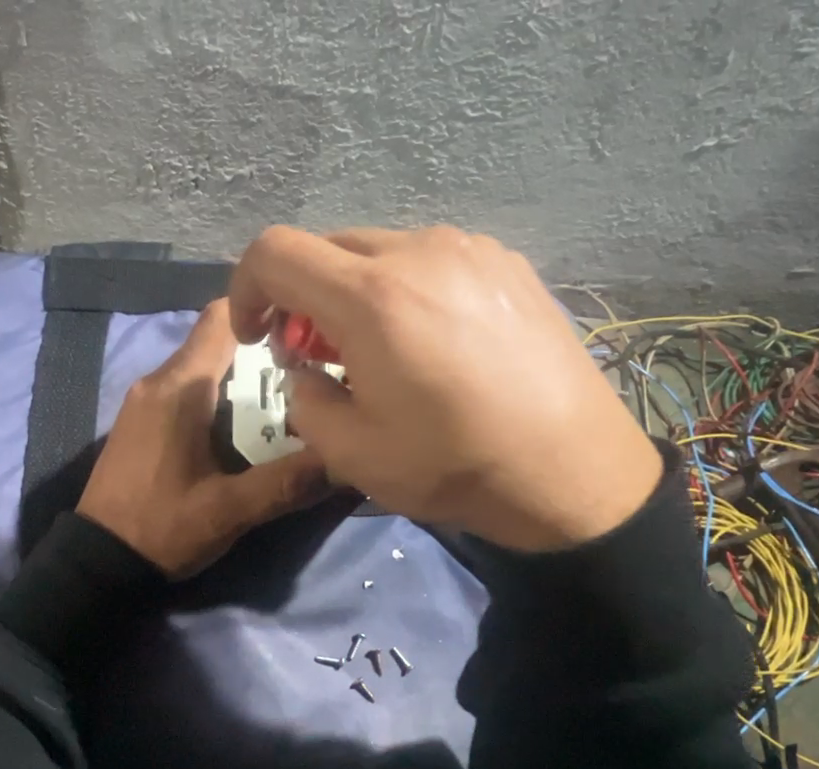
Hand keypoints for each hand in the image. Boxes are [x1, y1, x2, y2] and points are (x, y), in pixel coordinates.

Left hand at [78, 300, 330, 578]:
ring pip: (202, 369)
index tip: (310, 336)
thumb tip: (347, 460)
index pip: (224, 317)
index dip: (268, 315)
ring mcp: (143, 401)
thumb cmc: (161, 527)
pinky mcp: (139, 423)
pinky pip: (185, 393)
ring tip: (285, 411)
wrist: (97, 561)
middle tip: (311, 383)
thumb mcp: (230, 510)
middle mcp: (158, 381)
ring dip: (241, 383)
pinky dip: (217, 402)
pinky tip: (242, 434)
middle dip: (264, 357)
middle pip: (218, 343)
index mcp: (179, 387)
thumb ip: (288, 482)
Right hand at [229, 226, 660, 551]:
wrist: (571, 471)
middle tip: (314, 357)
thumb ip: (302, 398)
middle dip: (300, 298)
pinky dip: (403, 291)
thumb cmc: (451, 464)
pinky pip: (430, 261)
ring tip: (376, 353)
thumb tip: (305, 370)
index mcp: (371, 296)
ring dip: (353, 295)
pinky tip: (429, 344)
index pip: (275, 253)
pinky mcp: (508, 265)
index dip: (247, 289)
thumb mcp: (349, 452)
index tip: (258, 339)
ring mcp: (471, 251)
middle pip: (326, 248)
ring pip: (379, 252)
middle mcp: (419, 251)